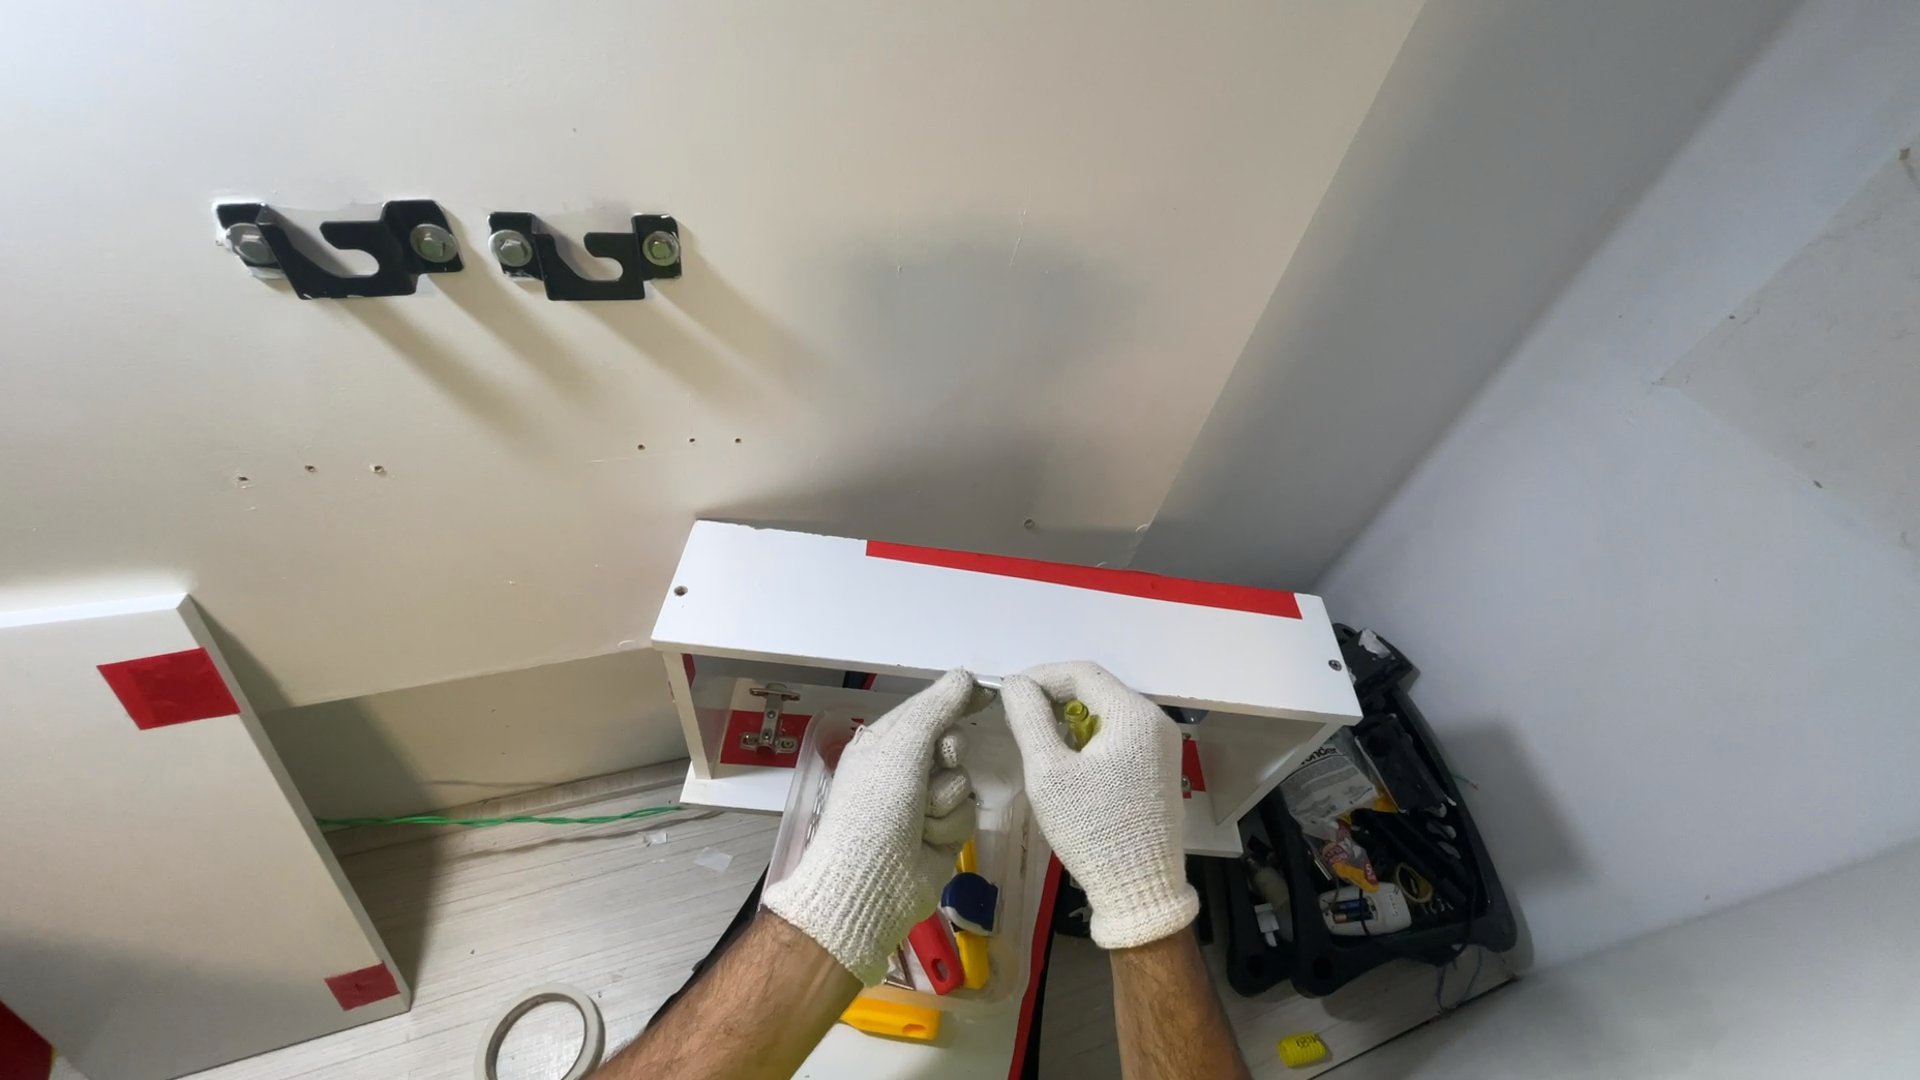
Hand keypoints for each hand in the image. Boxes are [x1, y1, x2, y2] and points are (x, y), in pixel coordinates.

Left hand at [761, 669, 978, 984]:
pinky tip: (928, 839)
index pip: (930, 708)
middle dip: (949, 755)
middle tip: (935, 767)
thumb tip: (965, 676)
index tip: (986, 693)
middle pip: (953, 742)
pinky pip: (965, 813)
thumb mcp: (902, 745)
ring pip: (962, 780)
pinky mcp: (942, 833)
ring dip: (945, 798)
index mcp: (886, 741)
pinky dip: (950, 825)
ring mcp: (923, 803)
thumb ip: (936, 707)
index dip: (957, 700)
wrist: (870, 882)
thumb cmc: (875, 806)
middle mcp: (904, 768)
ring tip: (920, 818)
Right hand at [1001, 661, 1197, 948]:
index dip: (1041, 676)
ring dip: (1069, 717)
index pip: (1081, 673)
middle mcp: (1155, 721)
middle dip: (1054, 696)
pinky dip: (1088, 736)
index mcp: (1134, 715)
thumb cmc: (1092, 829)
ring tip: (1038, 738)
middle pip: (1096, 688)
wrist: (1139, 891)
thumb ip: (1029, 718)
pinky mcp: (1158, 765)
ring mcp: (1161, 744)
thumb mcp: (1049, 771)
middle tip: (1019, 716)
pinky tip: (1067, 758)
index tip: (1009, 692)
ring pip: (1105, 710)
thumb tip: (1016, 683)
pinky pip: (1118, 733)